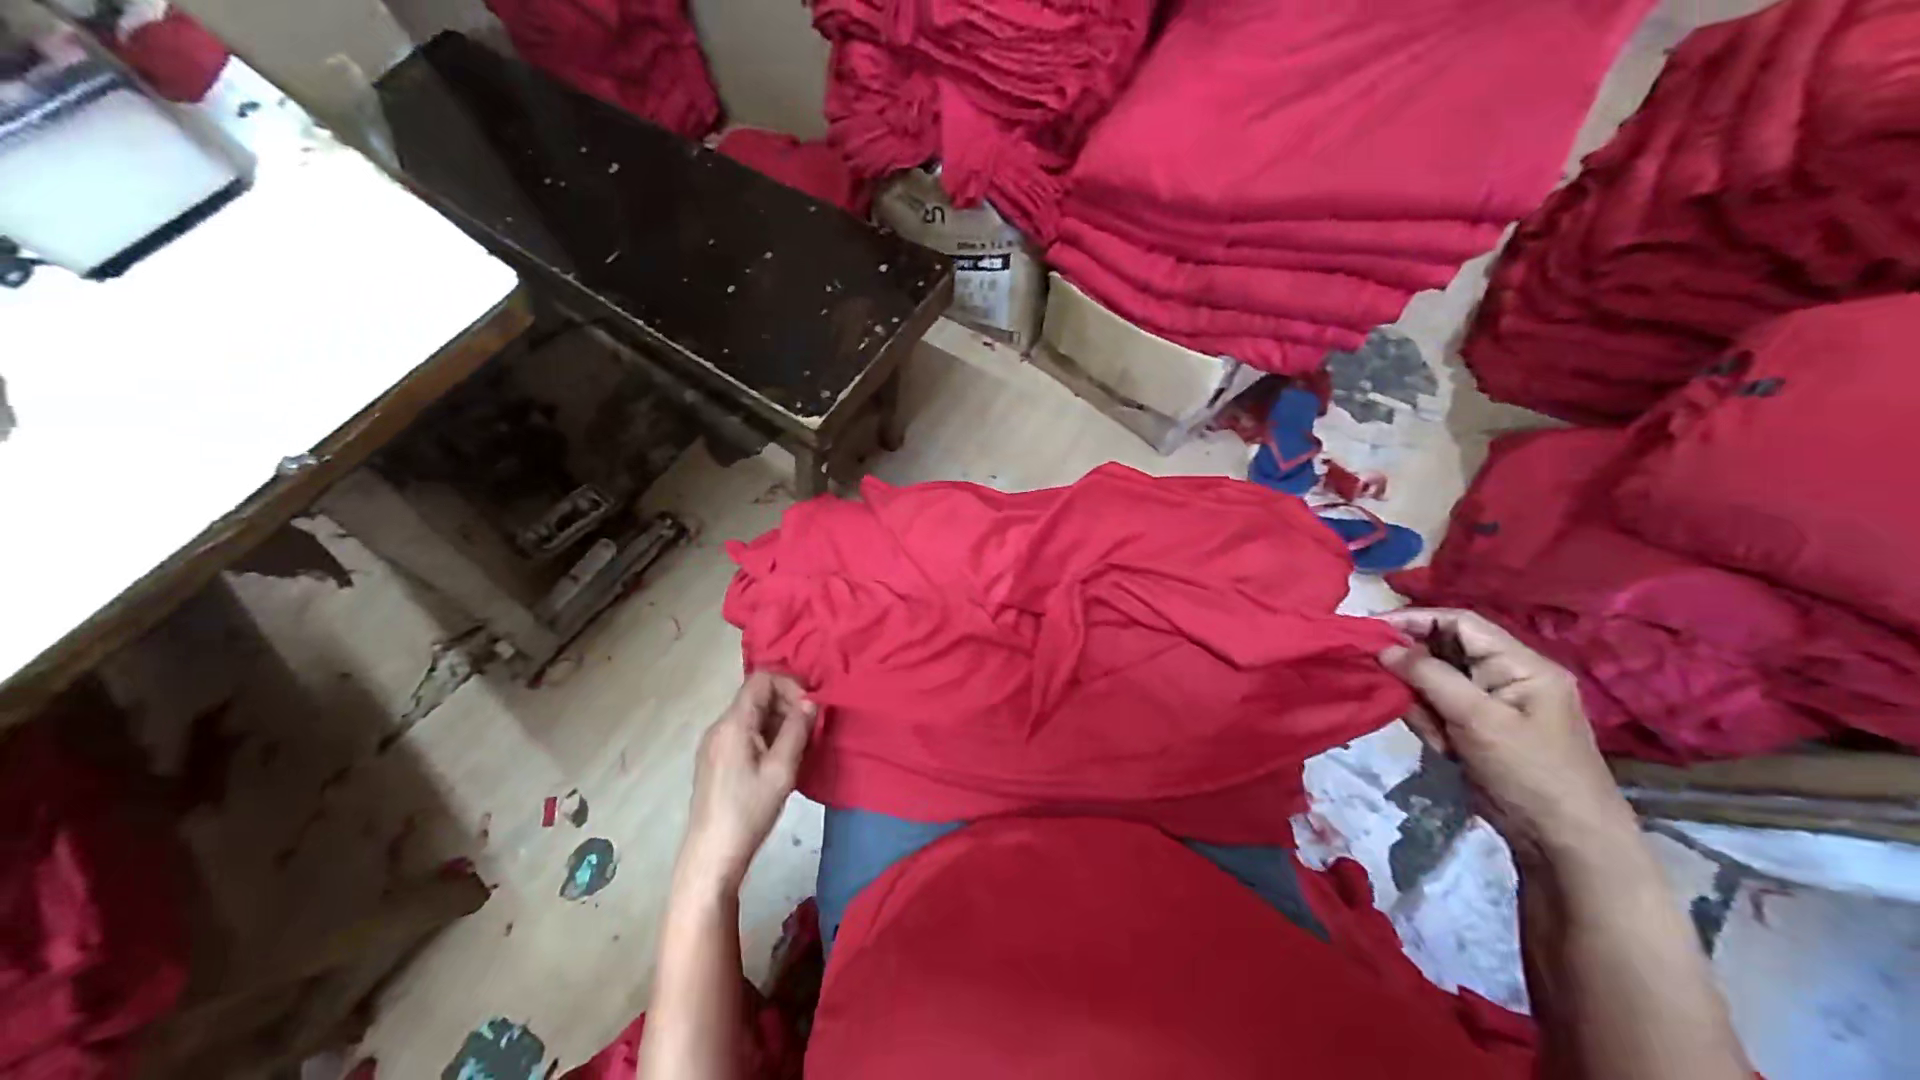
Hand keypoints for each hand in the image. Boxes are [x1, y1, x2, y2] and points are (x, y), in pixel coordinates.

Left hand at [676, 672, 816, 892]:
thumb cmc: (749, 811)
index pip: (762, 679)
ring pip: (752, 715)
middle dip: (788, 704)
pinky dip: (767, 736)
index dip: (790, 685)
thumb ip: (797, 729)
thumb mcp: (782, 769)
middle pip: (757, 695)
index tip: (811, 709)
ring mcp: (714, 744)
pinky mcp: (715, 760)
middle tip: (810, 730)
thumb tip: (810, 701)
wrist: (712, 854)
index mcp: (733, 723)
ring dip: (779, 722)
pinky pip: (745, 733)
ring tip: (800, 747)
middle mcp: (719, 726)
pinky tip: (780, 760)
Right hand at [1377, 608, 1636, 864]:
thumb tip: (1383, 646)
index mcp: (1520, 664)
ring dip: (1420, 703)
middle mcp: (1505, 676)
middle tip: (1383, 680)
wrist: (1563, 842)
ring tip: (1434, 735)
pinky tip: (1443, 748)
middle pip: (1442, 651)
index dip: (1413, 619)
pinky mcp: (1476, 728)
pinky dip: (1428, 723)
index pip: (1460, 623)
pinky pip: (1437, 709)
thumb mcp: (1477, 718)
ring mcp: (1490, 704)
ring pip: (1433, 682)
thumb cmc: (1529, 772)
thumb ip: (1428, 676)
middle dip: (1412, 667)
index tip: (1370, 628)